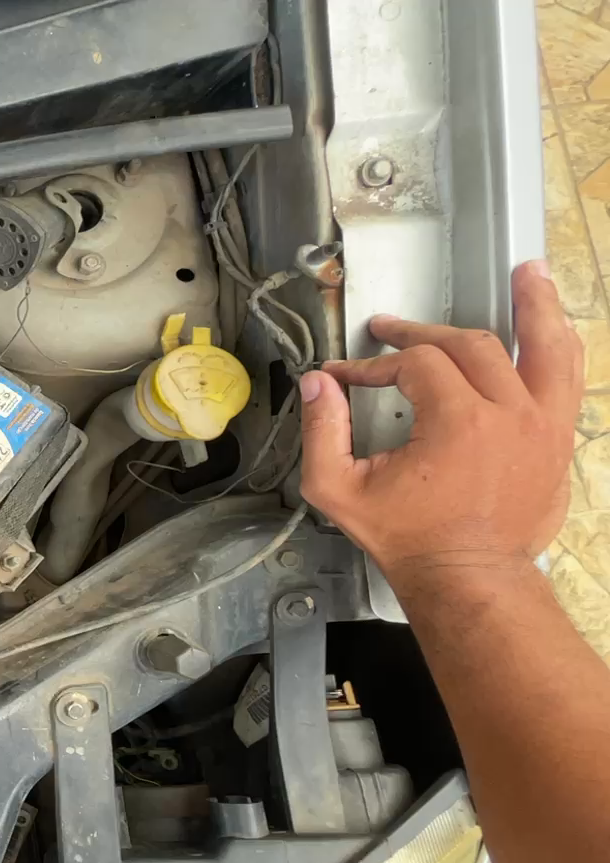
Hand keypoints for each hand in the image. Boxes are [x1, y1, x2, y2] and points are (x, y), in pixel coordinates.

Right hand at [299, 261, 583, 586]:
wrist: (466, 569)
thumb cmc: (400, 531)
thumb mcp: (335, 485)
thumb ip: (322, 430)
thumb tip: (316, 382)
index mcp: (457, 422)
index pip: (412, 366)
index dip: (369, 365)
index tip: (338, 377)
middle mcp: (512, 412)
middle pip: (470, 346)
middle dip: (420, 335)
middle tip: (385, 330)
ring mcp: (546, 421)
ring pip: (545, 346)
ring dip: (534, 306)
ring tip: (529, 273)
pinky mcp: (559, 435)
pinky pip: (565, 374)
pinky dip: (557, 343)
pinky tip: (550, 326)